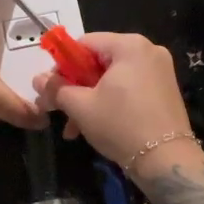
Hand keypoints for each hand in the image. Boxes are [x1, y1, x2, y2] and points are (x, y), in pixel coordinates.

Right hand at [32, 32, 194, 171]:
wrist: (166, 159)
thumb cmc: (119, 124)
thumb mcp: (80, 106)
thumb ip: (56, 89)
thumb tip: (37, 80)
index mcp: (129, 45)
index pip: (84, 43)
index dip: (62, 65)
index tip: (51, 89)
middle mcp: (148, 51)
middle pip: (98, 62)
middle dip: (75, 88)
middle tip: (59, 111)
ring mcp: (160, 71)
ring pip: (112, 79)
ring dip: (90, 100)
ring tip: (73, 128)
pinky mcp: (165, 91)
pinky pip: (129, 89)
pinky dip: (110, 103)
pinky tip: (96, 126)